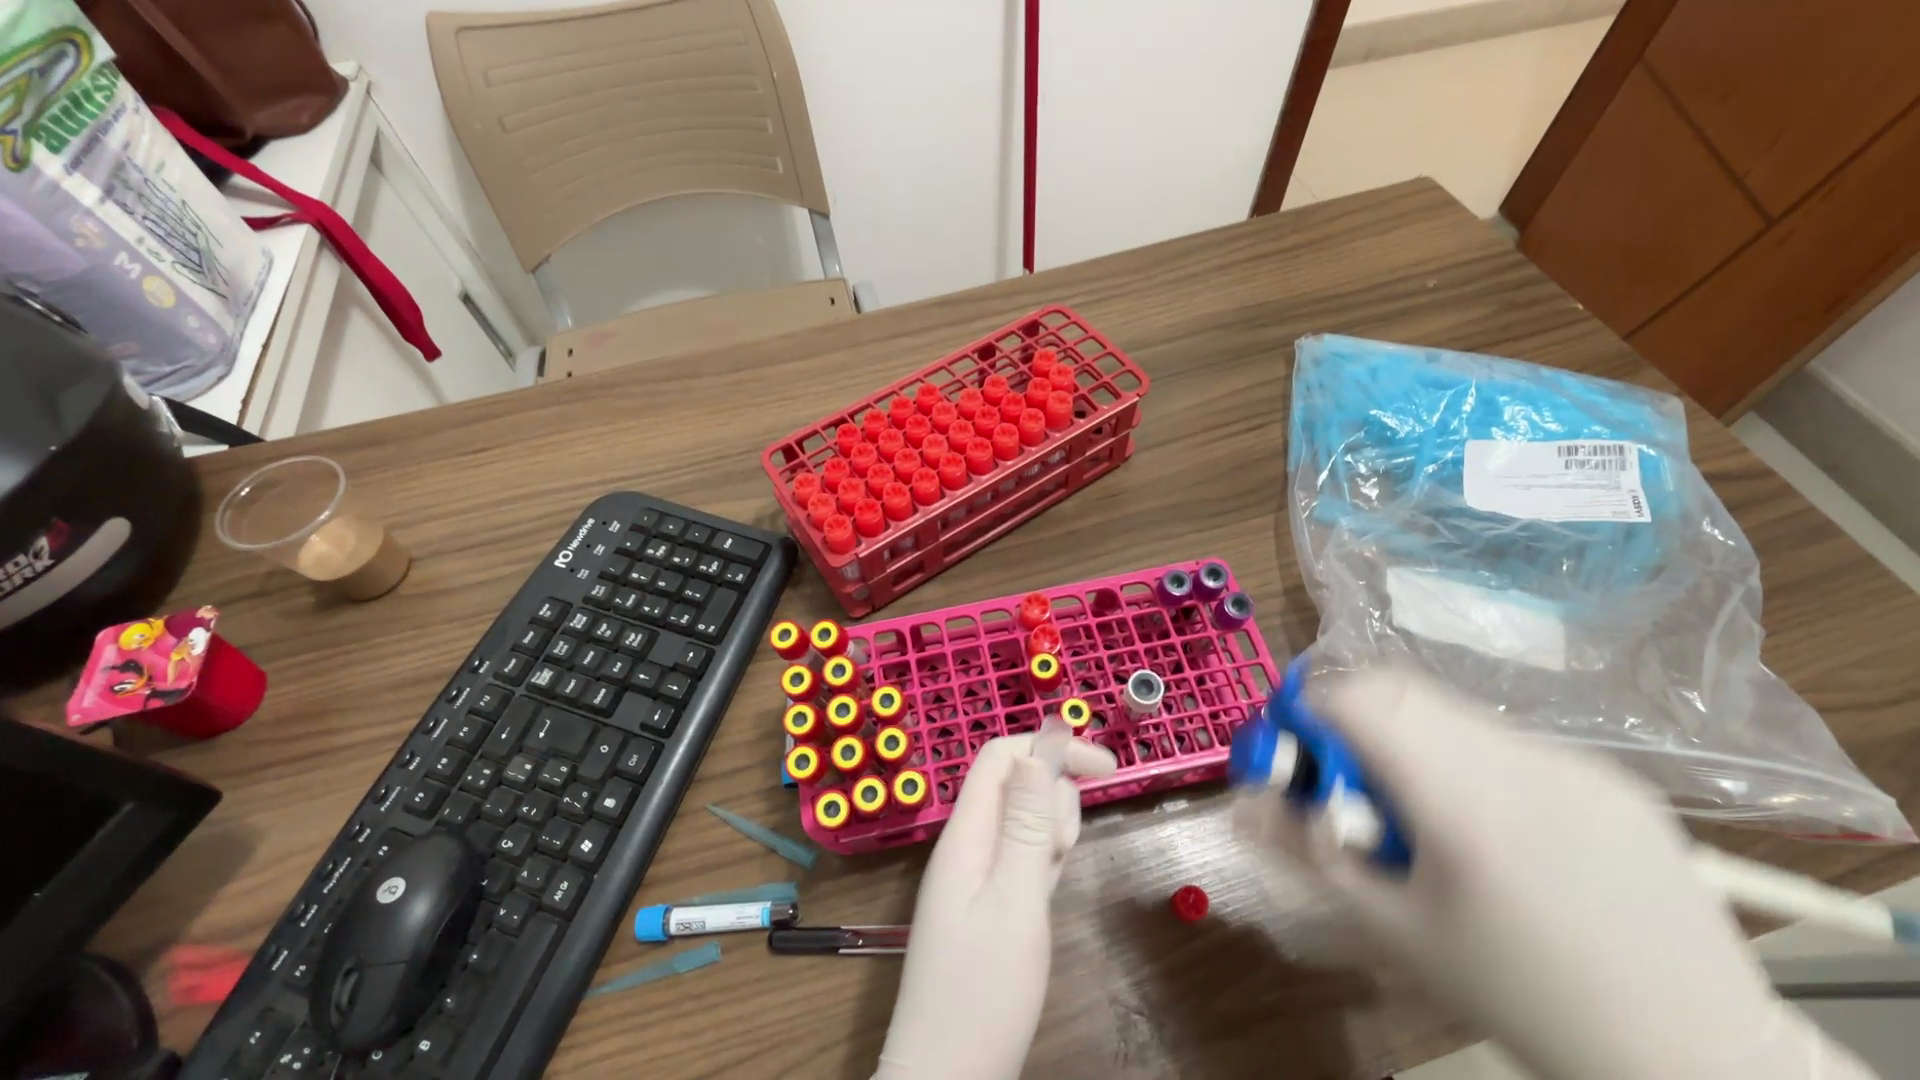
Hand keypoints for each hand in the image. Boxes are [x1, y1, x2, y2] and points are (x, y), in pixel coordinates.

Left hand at [875, 733, 1117, 1079]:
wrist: (948, 1075)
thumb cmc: (984, 990)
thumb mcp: (1015, 899)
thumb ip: (1028, 822)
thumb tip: (1039, 746)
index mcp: (965, 835)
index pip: (1001, 758)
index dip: (1052, 748)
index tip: (1108, 769)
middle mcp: (967, 847)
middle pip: (1015, 785)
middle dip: (1056, 799)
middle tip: (1064, 857)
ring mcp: (975, 877)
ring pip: (1023, 823)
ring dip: (1052, 834)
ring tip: (1051, 885)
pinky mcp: (988, 906)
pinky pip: (1022, 859)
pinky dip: (1044, 861)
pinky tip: (1050, 885)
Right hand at [1236, 668, 1876, 1079]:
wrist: (1688, 1048)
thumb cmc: (1515, 991)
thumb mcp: (1394, 930)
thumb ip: (1311, 853)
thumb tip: (1244, 801)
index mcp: (1464, 802)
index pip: (1358, 698)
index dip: (1306, 708)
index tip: (1293, 753)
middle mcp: (1522, 760)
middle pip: (1401, 691)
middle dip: (1350, 720)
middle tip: (1344, 787)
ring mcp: (1576, 762)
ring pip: (1453, 713)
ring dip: (1407, 739)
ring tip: (1419, 817)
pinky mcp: (1612, 776)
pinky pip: (1508, 743)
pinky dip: (1466, 760)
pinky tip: (1490, 832)